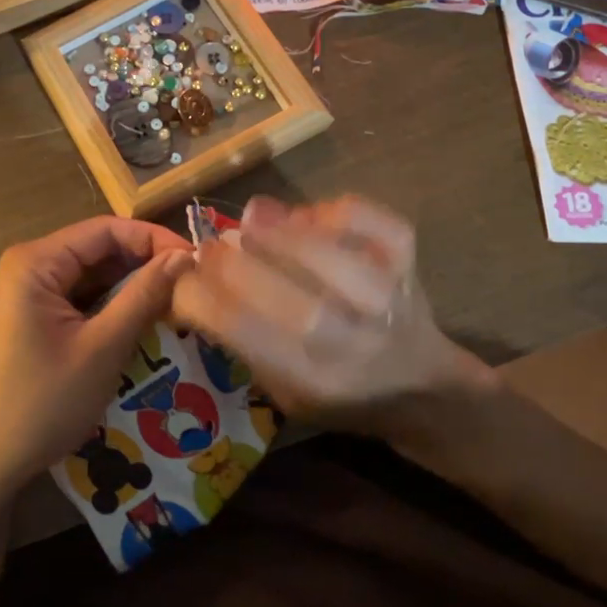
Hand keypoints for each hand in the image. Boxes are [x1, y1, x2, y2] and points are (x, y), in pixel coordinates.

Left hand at [0, 216, 195, 497]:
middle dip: (147, 263)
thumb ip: (143, 296)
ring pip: (95, 273)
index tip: (200, 261)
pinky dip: (115, 305)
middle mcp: (30, 265)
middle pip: (100, 248)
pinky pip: (84, 296)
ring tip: (181, 301)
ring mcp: (32, 291)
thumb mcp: (102, 347)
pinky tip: (148, 319)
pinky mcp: (38, 316)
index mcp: (36, 261)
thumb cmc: (45, 402)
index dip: (154, 239)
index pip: (105, 229)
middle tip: (196, 284)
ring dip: (134, 285)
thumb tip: (185, 256)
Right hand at [170, 196, 492, 428]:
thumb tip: (195, 281)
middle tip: (208, 246)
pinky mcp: (410, 267)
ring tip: (248, 216)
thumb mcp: (286, 392)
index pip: (249, 338)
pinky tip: (305, 213)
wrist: (426, 390)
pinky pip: (378, 227)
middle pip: (293, 301)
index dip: (202, 300)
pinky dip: (338, 212)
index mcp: (318, 383)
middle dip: (237, 265)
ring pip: (334, 261)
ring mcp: (391, 302)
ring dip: (282, 233)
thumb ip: (245, 344)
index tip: (180, 279)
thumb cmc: (340, 394)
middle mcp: (357, 345)